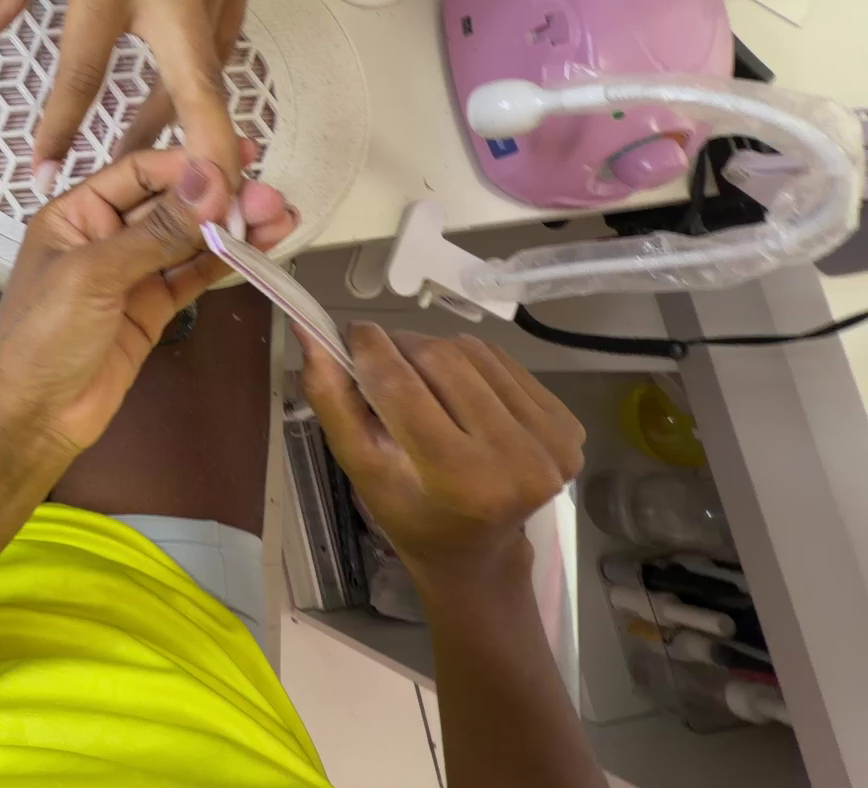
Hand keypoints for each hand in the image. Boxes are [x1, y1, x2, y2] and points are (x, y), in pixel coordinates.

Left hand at [0, 150, 287, 454]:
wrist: (33, 417)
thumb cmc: (41, 336)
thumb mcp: (91, 276)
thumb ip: (154, 232)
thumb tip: (210, 180)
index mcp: (75, 214)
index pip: (138, 172)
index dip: (187, 164)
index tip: (238, 161)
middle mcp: (104, 235)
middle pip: (169, 203)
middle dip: (219, 197)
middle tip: (270, 198)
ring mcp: (130, 273)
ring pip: (187, 239)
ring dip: (232, 228)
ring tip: (282, 218)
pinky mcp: (151, 308)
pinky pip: (193, 275)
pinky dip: (225, 262)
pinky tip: (263, 247)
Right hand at [301, 324, 585, 585]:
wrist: (473, 548)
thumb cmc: (403, 507)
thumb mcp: (353, 460)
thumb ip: (328, 396)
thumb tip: (308, 331)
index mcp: (456, 477)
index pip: (401, 385)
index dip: (368, 348)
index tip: (347, 332)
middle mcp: (515, 458)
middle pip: (440, 358)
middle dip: (398, 347)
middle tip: (377, 358)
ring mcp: (552, 442)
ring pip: (472, 351)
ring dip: (431, 350)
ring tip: (414, 376)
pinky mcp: (570, 427)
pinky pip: (503, 361)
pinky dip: (467, 361)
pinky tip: (453, 388)